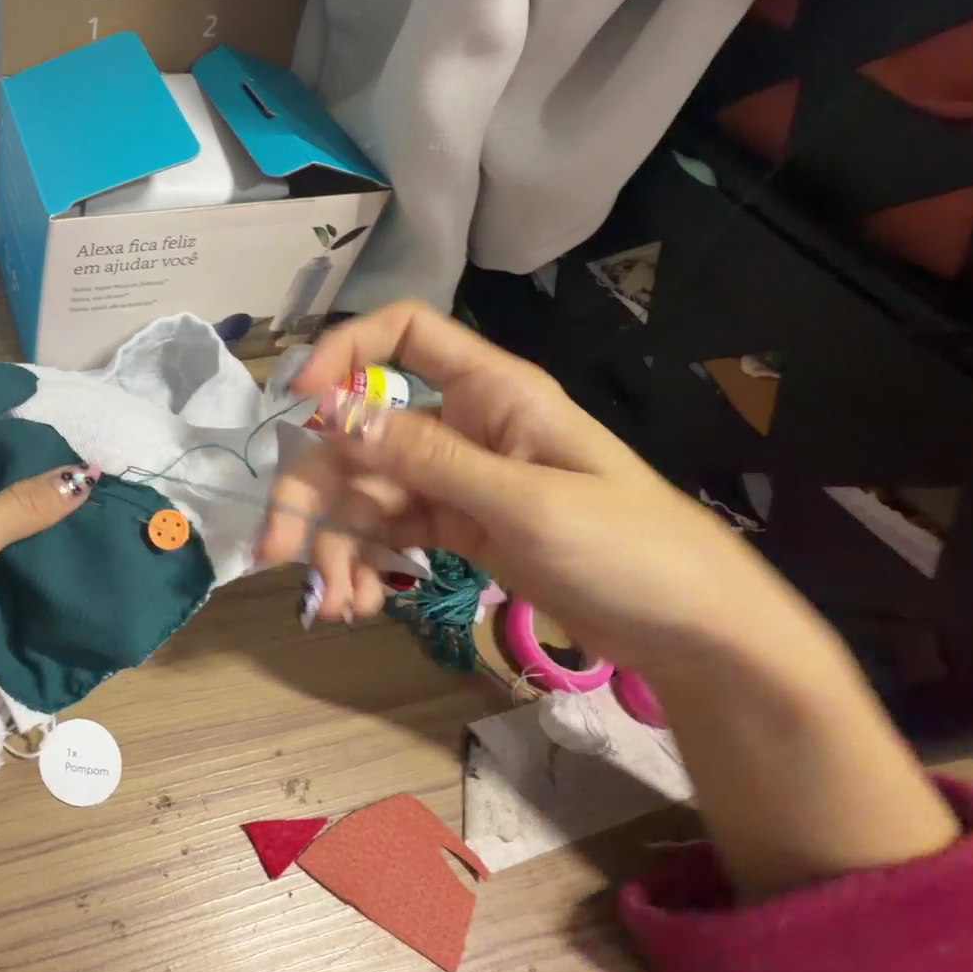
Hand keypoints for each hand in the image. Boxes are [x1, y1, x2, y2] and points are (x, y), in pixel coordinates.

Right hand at [257, 300, 810, 672]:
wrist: (695, 637)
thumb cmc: (633, 552)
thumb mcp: (526, 502)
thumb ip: (426, 458)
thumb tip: (331, 414)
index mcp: (491, 393)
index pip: (403, 335)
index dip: (342, 353)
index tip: (297, 401)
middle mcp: (460, 427)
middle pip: (356, 436)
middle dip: (312, 491)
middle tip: (277, 551)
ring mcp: (451, 479)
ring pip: (361, 492)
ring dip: (333, 543)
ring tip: (333, 602)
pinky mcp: (450, 526)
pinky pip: (383, 532)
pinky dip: (361, 564)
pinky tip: (358, 602)